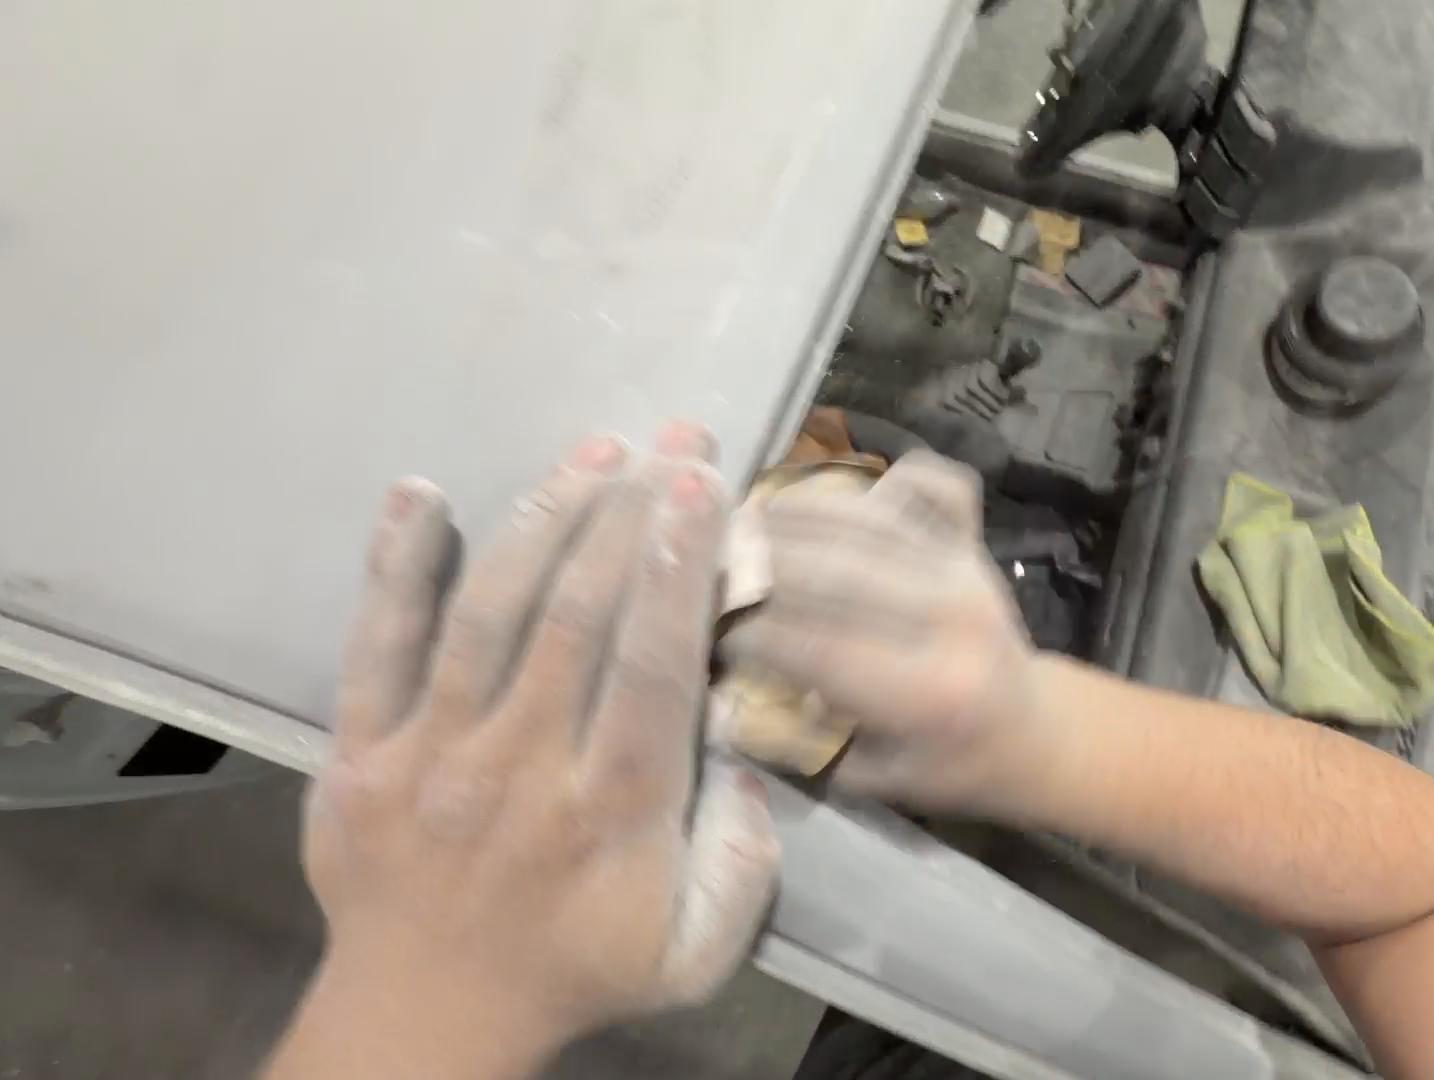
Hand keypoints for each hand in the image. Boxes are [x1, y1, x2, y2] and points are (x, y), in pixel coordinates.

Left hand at [290, 427, 778, 1071]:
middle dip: (631, 516)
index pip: (650, 666)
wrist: (423, 1022)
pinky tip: (418, 490)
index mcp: (609, 808)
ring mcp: (428, 752)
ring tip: (594, 451)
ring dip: (545, 519)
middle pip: (576, 618)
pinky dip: (394, 565)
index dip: (678, 571)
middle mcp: (518, 764)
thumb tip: (745, 760)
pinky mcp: (358, 750)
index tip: (702, 490)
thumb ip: (741, 862)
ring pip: (489, 613)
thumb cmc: (582, 969)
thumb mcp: (698, 950)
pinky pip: (375, 646)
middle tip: (669, 444)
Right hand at [720, 452, 1045, 815]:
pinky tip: (843, 492)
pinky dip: (889, 477)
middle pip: (838, 570)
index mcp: (930, 690)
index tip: (701, 621)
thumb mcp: (871, 777)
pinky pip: (935, 486)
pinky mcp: (977, 543)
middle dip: (762, 562)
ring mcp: (969, 568)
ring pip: (871, 519)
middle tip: (707, 559)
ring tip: (744, 518)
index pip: (820, 647)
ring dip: (800, 513)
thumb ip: (798, 740)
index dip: (752, 631)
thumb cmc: (946, 763)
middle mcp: (954, 615)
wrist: (1030, 729)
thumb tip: (717, 697)